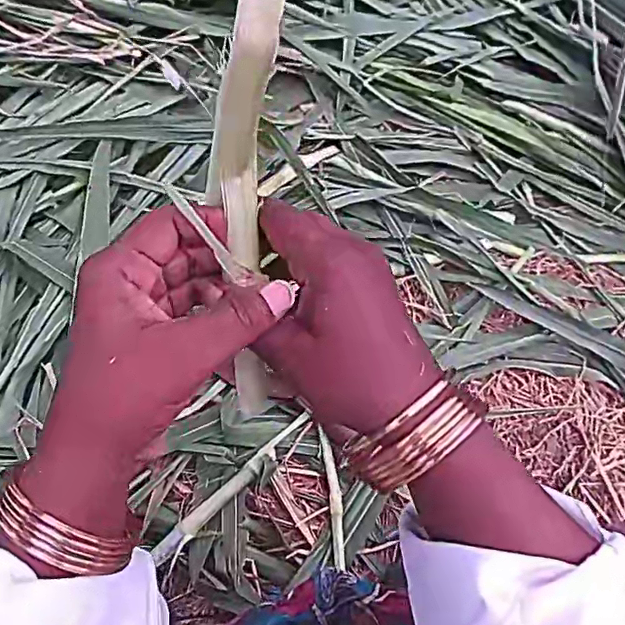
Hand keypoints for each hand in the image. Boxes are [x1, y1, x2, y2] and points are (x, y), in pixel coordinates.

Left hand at [15, 205, 296, 547]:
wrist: (96, 452)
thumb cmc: (117, 398)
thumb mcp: (184, 351)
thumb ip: (236, 318)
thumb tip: (277, 292)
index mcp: (118, 271)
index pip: (171, 224)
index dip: (213, 225)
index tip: (253, 235)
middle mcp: (127, 286)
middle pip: (186, 256)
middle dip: (227, 266)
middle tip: (266, 276)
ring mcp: (140, 315)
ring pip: (192, 289)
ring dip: (225, 297)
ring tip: (261, 306)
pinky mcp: (154, 342)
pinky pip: (191, 319)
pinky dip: (217, 324)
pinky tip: (245, 332)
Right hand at [216, 200, 442, 434]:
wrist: (404, 407)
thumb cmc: (351, 383)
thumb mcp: (287, 353)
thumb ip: (251, 315)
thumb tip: (221, 291)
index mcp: (332, 260)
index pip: (278, 217)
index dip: (243, 226)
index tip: (219, 248)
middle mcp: (353, 250)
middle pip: (297, 225)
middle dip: (262, 245)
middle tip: (236, 277)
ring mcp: (367, 262)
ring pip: (313, 241)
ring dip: (283, 259)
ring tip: (260, 295)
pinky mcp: (371, 279)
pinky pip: (330, 259)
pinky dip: (305, 271)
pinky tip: (289, 304)